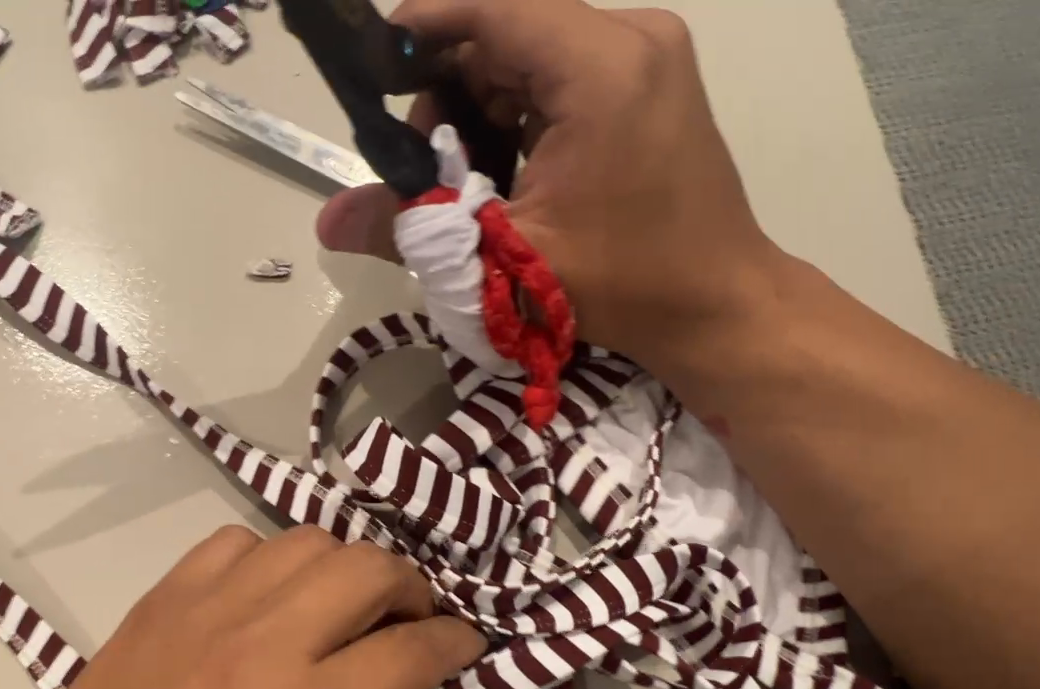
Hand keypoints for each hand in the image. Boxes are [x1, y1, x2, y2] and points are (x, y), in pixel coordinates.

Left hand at [0, 525, 488, 688]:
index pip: (418, 650)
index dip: (459, 645)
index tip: (466, 651)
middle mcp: (270, 644)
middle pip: (375, 570)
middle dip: (413, 592)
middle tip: (408, 629)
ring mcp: (212, 609)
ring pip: (312, 541)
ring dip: (346, 569)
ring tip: (341, 611)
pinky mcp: (166, 594)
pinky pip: (238, 542)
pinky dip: (271, 561)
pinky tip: (266, 602)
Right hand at [316, 0, 788, 361]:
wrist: (714, 308)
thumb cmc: (621, 282)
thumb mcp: (503, 259)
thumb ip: (409, 230)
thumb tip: (325, 224)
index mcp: (599, 66)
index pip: (491, 9)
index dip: (423, 27)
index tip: (369, 61)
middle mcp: (629, 39)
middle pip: (508, 32)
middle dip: (448, 86)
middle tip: (415, 159)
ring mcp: (646, 59)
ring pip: (532, 56)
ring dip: (480, 106)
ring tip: (454, 177)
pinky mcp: (649, 87)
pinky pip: (562, 78)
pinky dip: (518, 116)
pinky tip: (497, 172)